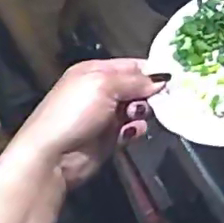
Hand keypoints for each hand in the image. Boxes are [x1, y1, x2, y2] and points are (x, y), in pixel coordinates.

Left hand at [6, 58, 161, 187]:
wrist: (51, 157)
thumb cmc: (74, 112)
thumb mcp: (103, 85)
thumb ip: (134, 81)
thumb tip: (161, 79)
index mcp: (95, 71)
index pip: (131, 65)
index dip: (151, 70)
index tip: (172, 77)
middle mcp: (101, 90)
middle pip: (136, 86)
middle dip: (149, 92)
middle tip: (160, 99)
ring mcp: (105, 115)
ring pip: (137, 108)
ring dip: (143, 111)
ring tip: (137, 116)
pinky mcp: (109, 138)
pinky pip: (131, 129)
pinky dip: (135, 129)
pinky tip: (133, 132)